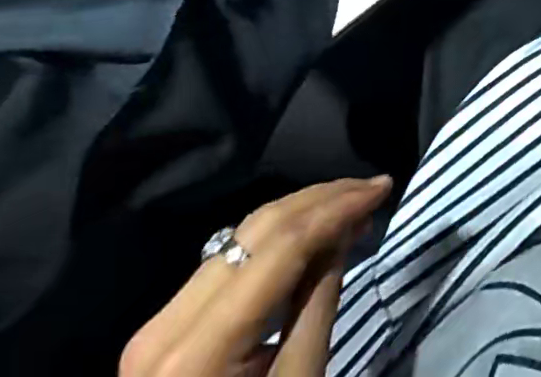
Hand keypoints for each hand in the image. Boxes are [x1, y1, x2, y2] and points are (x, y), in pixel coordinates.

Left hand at [121, 177, 392, 376]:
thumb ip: (319, 300)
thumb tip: (346, 228)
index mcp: (197, 352)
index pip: (280, 248)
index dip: (336, 209)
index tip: (383, 187)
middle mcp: (165, 326)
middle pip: (257, 230)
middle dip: (323, 199)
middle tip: (373, 187)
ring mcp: (157, 323)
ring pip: (242, 234)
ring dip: (303, 210)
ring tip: (353, 200)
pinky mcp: (163, 323)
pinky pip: (229, 257)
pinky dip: (278, 235)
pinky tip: (314, 227)